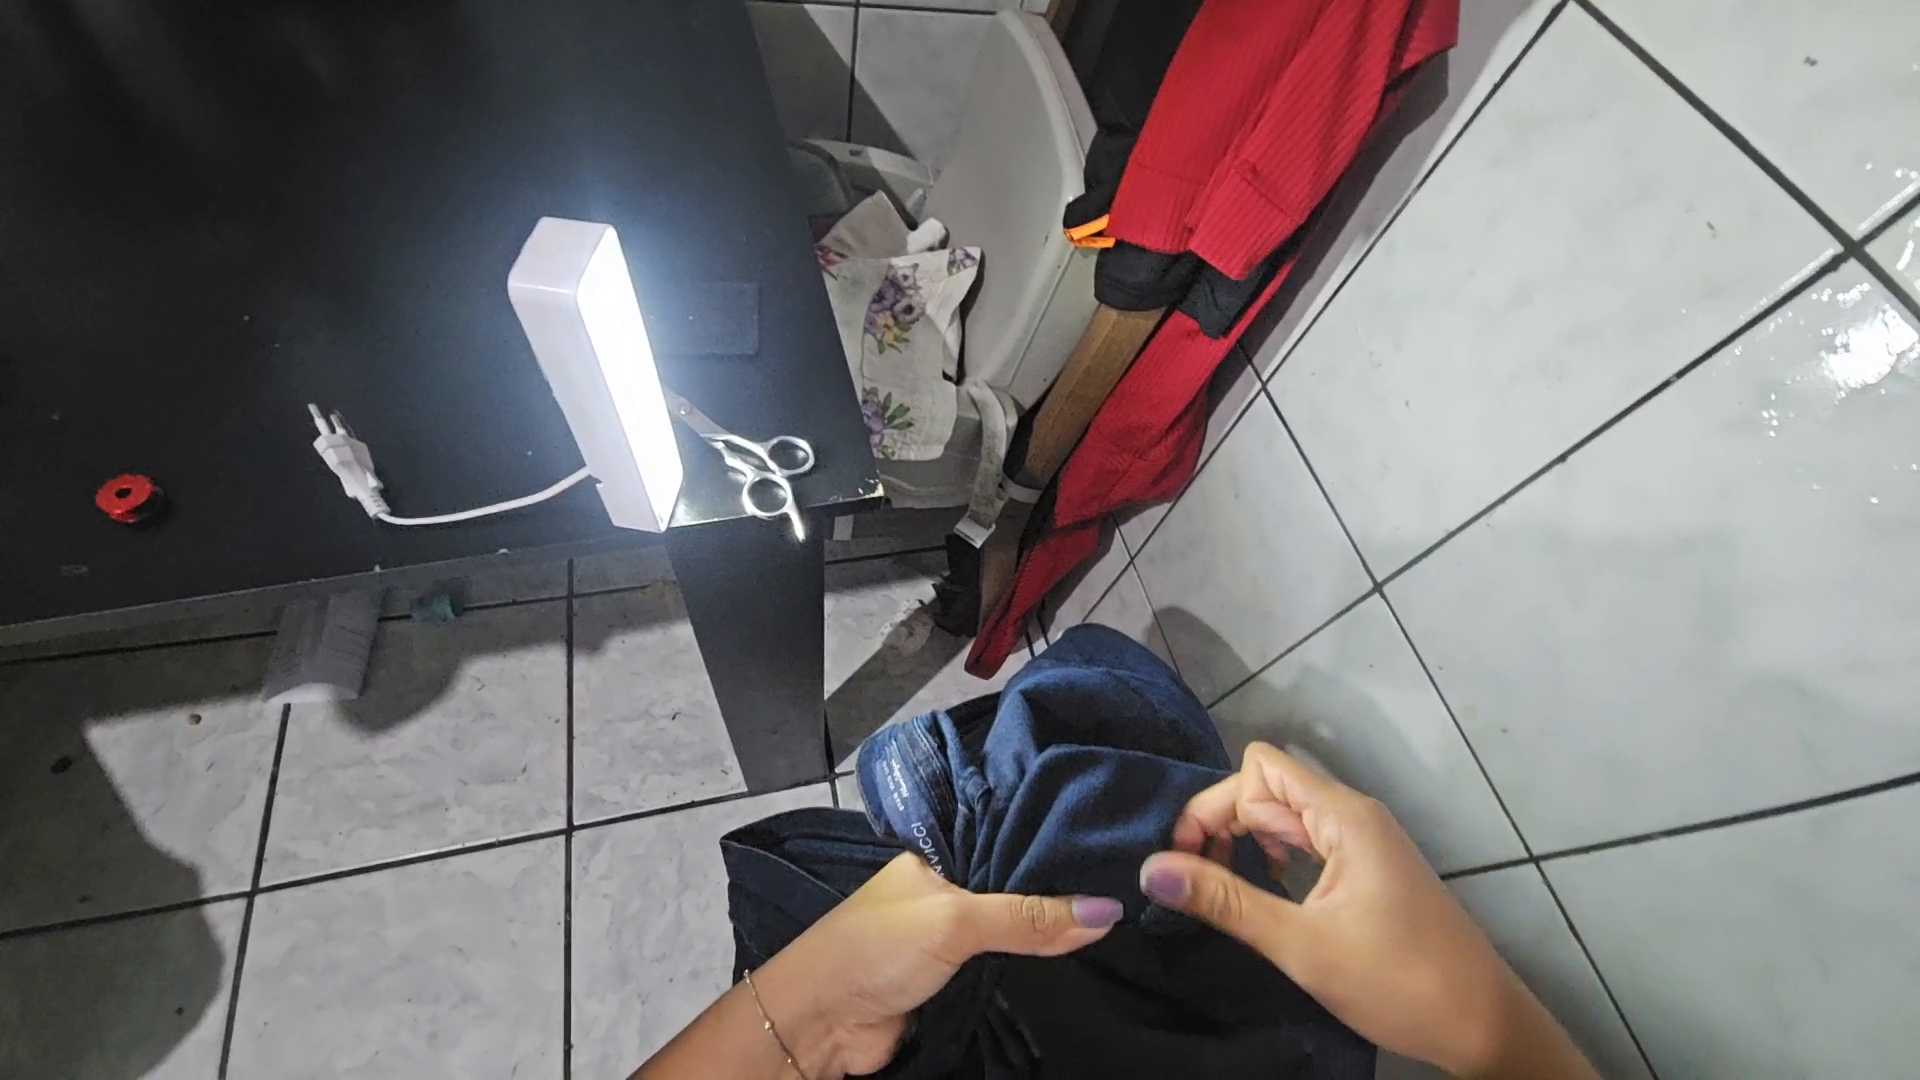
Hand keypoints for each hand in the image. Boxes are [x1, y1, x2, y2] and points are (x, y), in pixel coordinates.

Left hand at [755, 852, 1121, 1077]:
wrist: (822, 1023)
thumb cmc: (880, 948)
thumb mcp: (956, 921)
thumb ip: (1026, 917)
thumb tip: (1105, 911)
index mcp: (938, 851)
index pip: (1004, 834)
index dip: (1048, 840)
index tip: (1104, 840)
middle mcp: (946, 883)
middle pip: (1011, 883)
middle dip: (1054, 889)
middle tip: (1121, 879)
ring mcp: (948, 930)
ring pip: (1009, 924)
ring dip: (1046, 927)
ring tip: (1112, 913)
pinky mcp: (952, 974)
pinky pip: (1001, 960)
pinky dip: (1030, 959)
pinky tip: (1074, 952)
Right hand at [1138, 743, 1596, 1078]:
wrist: (1492, 1033)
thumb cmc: (1400, 984)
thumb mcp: (1302, 945)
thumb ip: (1224, 900)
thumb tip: (1151, 870)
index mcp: (1342, 815)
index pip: (1257, 770)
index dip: (1215, 803)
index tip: (1188, 856)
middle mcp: (1351, 812)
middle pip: (1265, 787)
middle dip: (1224, 823)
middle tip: (1197, 878)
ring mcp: (1361, 837)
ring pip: (1283, 813)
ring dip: (1248, 840)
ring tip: (1228, 887)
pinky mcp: (1366, 863)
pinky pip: (1304, 837)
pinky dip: (1275, 854)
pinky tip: (1270, 889)